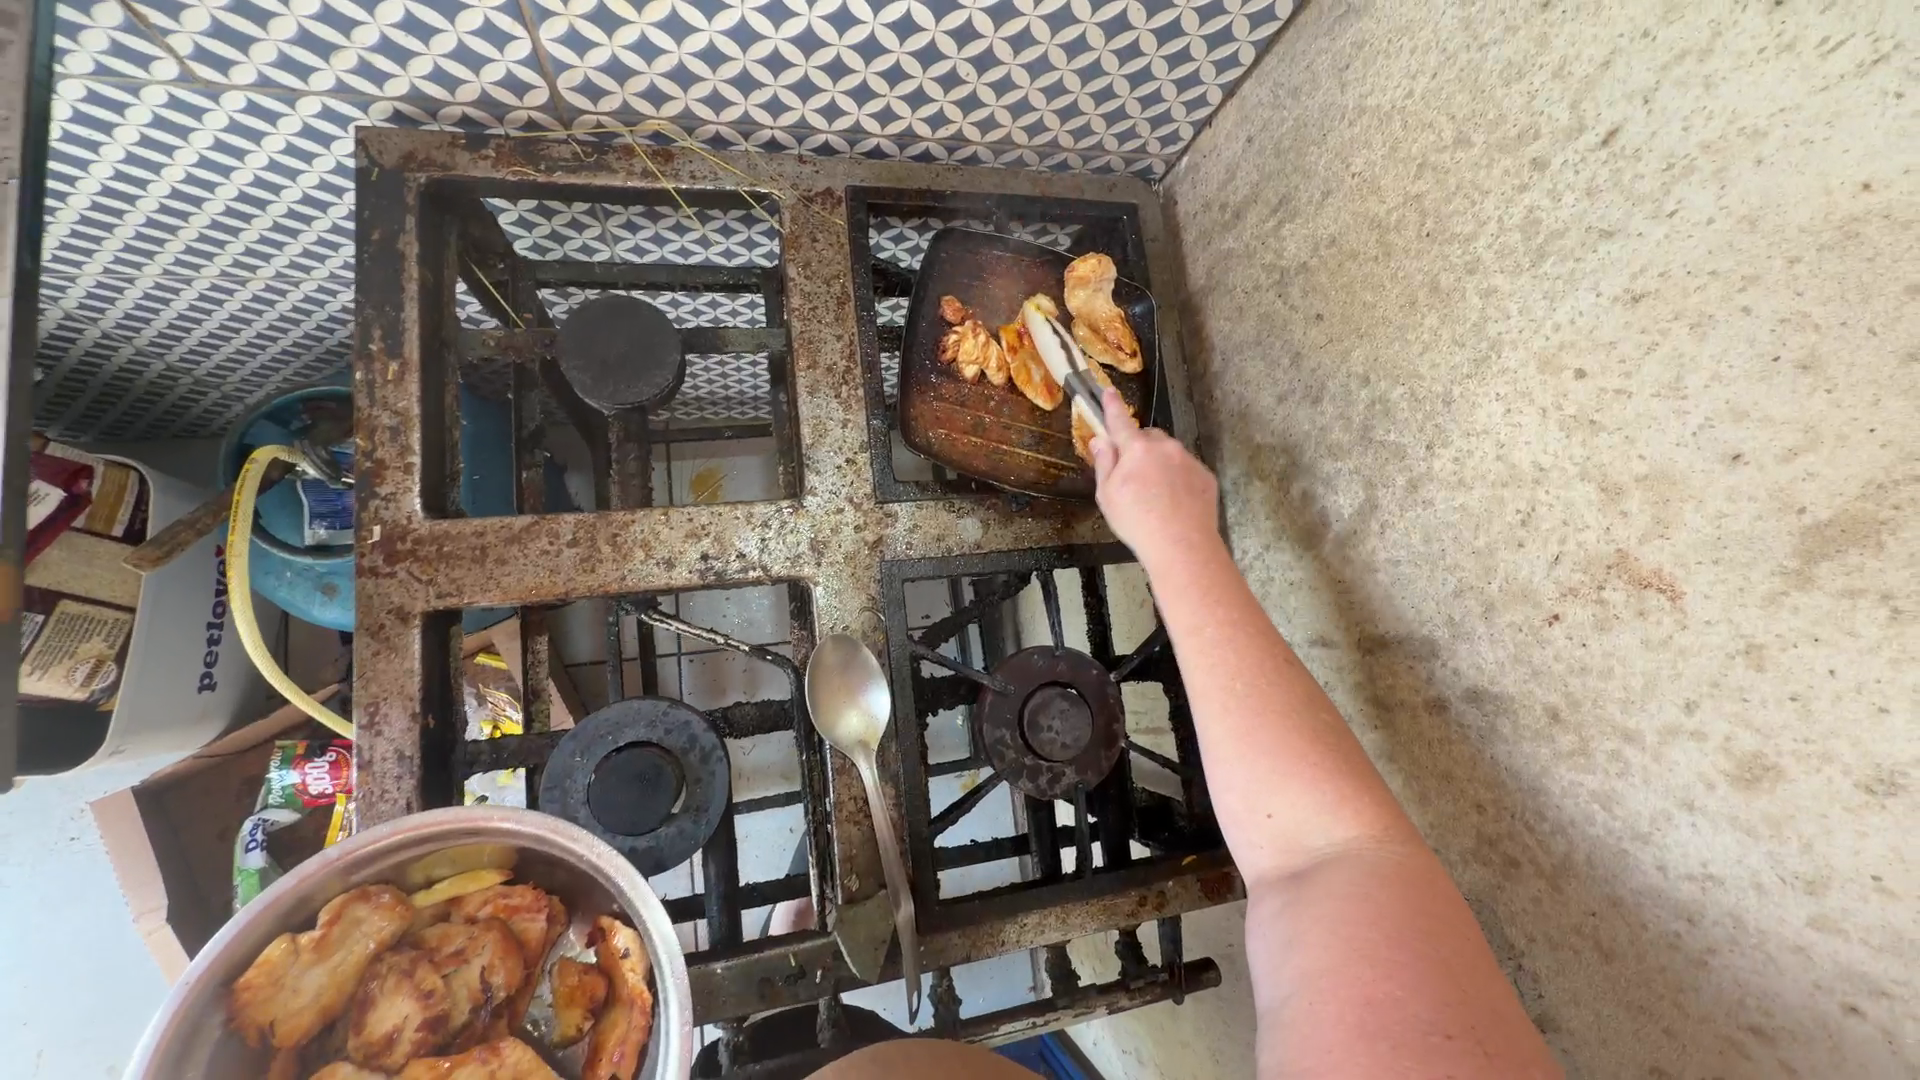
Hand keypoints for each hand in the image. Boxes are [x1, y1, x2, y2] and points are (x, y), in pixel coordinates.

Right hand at [1088, 388, 1221, 566]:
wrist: (1182, 545)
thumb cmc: (1137, 521)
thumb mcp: (1107, 495)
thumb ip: (1104, 463)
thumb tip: (1100, 440)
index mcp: (1137, 449)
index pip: (1120, 421)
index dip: (1112, 406)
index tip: (1109, 392)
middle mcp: (1165, 447)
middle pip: (1147, 438)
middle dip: (1138, 448)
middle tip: (1131, 476)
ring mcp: (1188, 460)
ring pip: (1168, 453)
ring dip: (1159, 464)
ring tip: (1154, 496)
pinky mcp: (1205, 476)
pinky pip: (1186, 469)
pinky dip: (1177, 479)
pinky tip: (1173, 503)